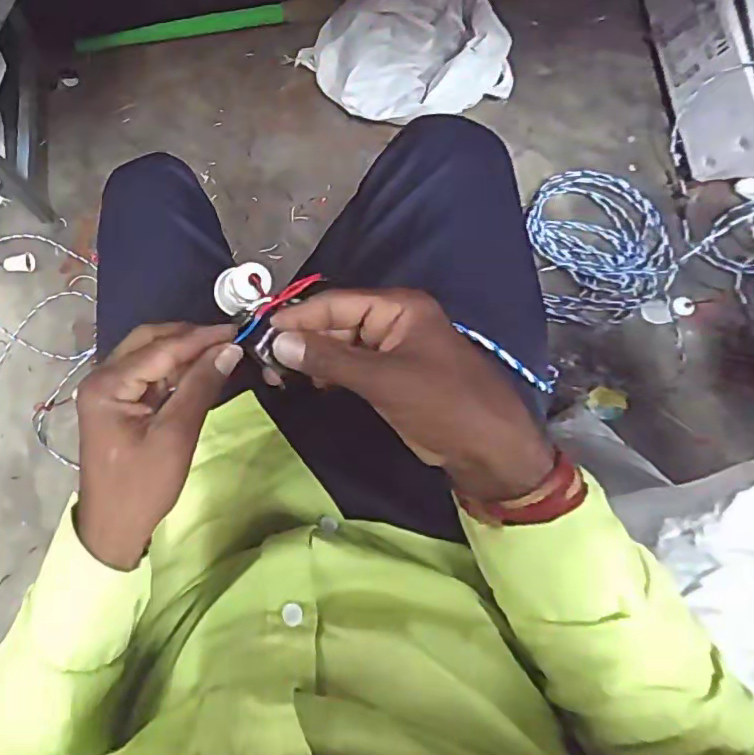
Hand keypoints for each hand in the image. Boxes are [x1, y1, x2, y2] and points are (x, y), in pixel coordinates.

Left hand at [75, 323, 241, 569]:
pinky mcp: (116, 400)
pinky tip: (199, 369)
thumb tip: (229, 350)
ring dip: (182, 350)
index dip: (200, 338)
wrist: (112, 528)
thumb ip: (200, 387)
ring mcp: (106, 388)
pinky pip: (147, 372)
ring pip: (148, 353)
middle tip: (227, 339)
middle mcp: (101, 376)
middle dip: (188, 336)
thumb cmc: (142, 487)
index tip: (236, 330)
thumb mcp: (175, 436)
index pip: (160, 348)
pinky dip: (173, 368)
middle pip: (148, 341)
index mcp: (107, 384)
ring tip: (219, 350)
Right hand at [268, 288, 552, 500]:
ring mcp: (390, 348)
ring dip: (310, 357)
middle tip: (265, 359)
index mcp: (398, 308)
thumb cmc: (443, 404)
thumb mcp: (383, 380)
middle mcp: (392, 320)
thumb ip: (329, 359)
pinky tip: (307, 382)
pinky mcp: (389, 373)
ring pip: (339, 345)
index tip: (262, 332)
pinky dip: (327, 372)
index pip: (336, 304)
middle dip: (301, 339)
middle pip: (335, 322)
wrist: (490, 451)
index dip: (298, 317)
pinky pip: (349, 364)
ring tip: (278, 373)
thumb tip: (278, 343)